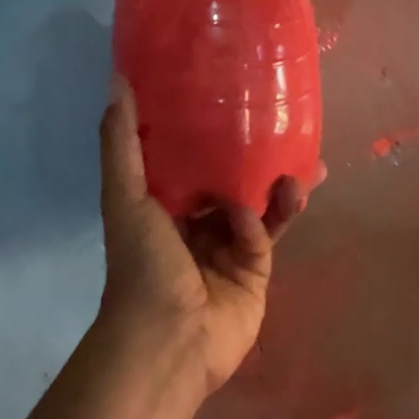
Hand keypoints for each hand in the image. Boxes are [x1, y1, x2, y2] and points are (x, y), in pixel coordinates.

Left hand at [96, 75, 303, 394]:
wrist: (169, 339)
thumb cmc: (142, 262)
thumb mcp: (125, 195)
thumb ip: (121, 140)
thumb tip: (116, 79)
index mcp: (160, 201)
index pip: (184, 155)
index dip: (202, 126)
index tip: (226, 93)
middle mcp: (193, 220)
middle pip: (227, 176)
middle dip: (252, 154)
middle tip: (282, 122)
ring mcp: (225, 246)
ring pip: (256, 203)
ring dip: (276, 182)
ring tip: (302, 161)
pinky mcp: (254, 270)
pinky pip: (266, 233)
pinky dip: (271, 216)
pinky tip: (282, 200)